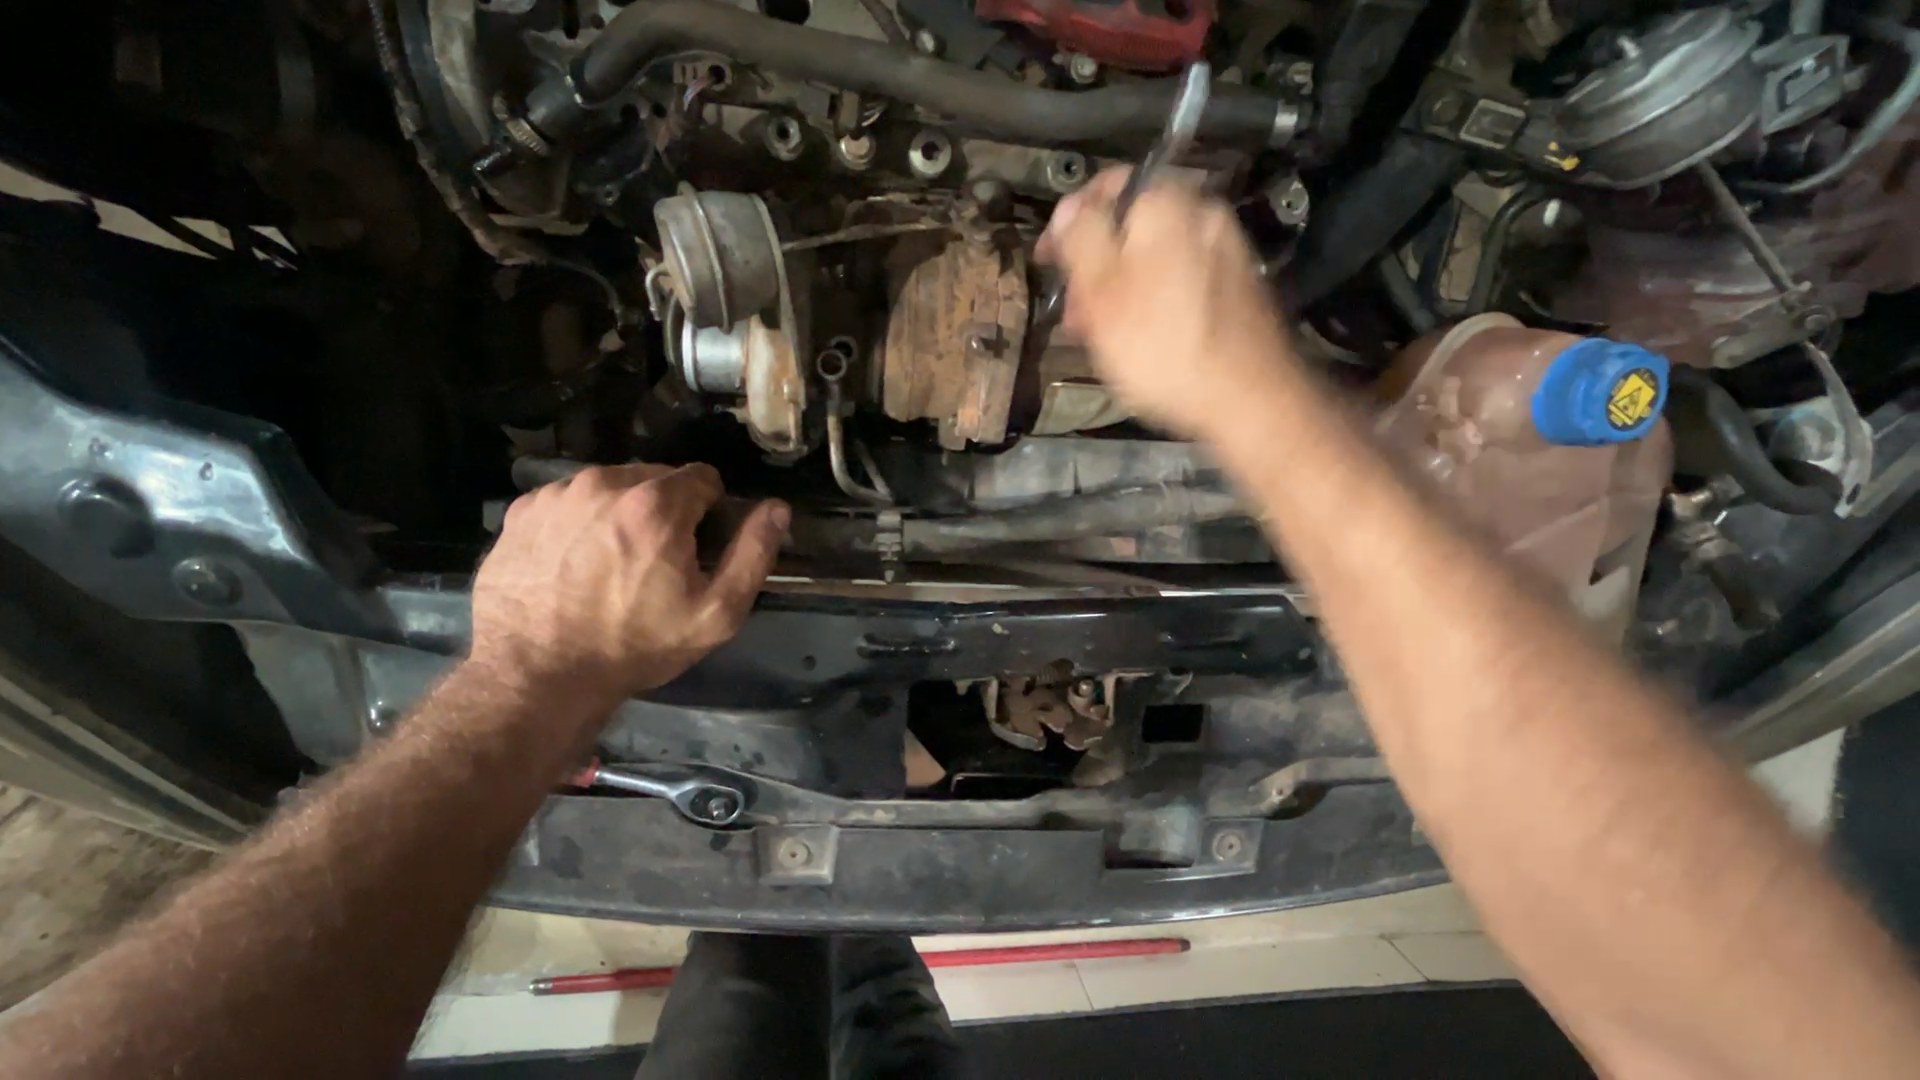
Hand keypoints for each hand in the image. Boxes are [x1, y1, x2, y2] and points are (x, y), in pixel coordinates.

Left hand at [469, 463, 787, 704]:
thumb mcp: (715, 613)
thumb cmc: (635, 646)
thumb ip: (753, 553)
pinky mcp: (522, 511)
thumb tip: (777, 508)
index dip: (709, 512)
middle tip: (656, 561)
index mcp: (656, 503)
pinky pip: (568, 501)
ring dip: (621, 511)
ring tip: (612, 563)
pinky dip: (579, 521)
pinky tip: (575, 563)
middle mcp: (604, 483)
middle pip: (655, 477)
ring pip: (610, 486)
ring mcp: (557, 495)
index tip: (698, 548)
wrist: (538, 676)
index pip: (703, 477)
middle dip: (665, 509)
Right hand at [1038, 167, 1299, 440]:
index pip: (1103, 187)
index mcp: (1164, 204)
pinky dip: (1156, 300)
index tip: (1048, 260)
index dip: (1067, 223)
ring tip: (1106, 335)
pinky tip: (1146, 339)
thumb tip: (1067, 207)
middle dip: (1096, 265)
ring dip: (1123, 287)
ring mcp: (1225, 250)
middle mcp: (1201, 214)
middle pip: (1130, 227)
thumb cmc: (1163, 348)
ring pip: (1156, 257)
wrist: (1250, 399)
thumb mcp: (1101, 292)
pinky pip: (1182, 280)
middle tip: (1075, 311)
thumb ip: (1080, 239)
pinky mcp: (1239, 286)